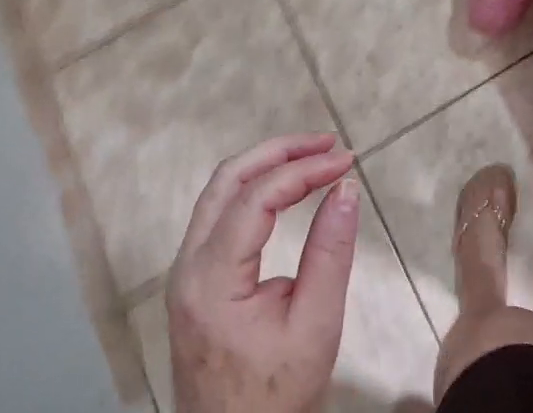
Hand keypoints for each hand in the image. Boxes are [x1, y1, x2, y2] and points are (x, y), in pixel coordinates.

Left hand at [167, 133, 360, 412]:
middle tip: (329, 144)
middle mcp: (187, 267)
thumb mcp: (316, 325)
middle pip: (227, 181)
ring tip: (314, 157)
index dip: (305, 170)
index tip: (348, 161)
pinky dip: (256, 189)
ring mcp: (184, 273)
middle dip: (281, 152)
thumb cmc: (276, 393)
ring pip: (219, 193)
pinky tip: (288, 189)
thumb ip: (331, 252)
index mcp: (212, 280)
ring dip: (267, 166)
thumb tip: (346, 188)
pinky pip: (220, 215)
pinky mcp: (193, 280)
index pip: (257, 199)